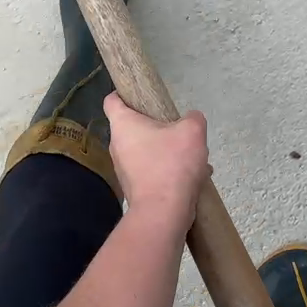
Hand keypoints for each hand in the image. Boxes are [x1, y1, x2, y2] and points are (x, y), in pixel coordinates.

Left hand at [104, 92, 209, 233]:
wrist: (163, 214)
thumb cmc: (171, 164)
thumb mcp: (192, 132)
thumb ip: (193, 118)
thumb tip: (192, 119)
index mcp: (122, 124)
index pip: (112, 100)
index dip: (124, 93)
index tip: (142, 95)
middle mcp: (117, 145)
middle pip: (133, 126)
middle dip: (156, 126)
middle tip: (177, 129)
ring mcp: (123, 168)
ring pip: (146, 150)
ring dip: (167, 151)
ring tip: (192, 158)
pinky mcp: (134, 188)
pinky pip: (152, 171)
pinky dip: (168, 171)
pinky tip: (192, 178)